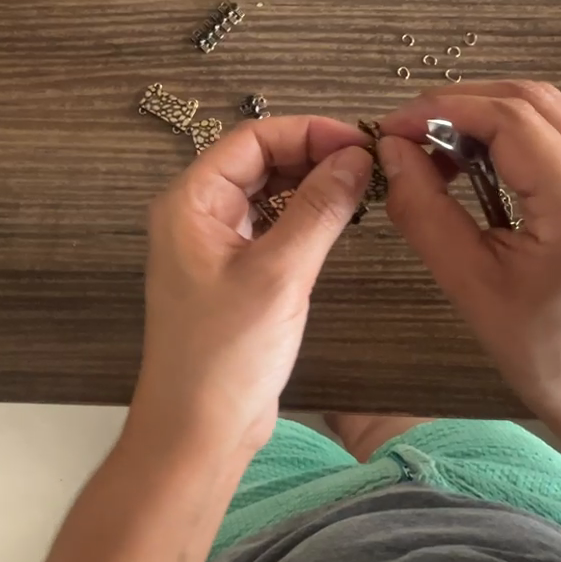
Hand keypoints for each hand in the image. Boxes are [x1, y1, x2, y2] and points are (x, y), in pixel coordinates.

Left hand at [131, 117, 373, 455]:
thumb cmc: (226, 353)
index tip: (361, 141)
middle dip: (313, 155)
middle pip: (259, 161)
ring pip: (268, 193)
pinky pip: (271, 226)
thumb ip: (319, 209)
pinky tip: (339, 218)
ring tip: (363, 186)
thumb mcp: (279, 274)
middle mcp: (197, 214)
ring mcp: (214, 244)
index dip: (307, 132)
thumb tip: (358, 157)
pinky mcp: (234, 272)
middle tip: (371, 165)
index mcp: (190, 201)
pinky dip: (304, 217)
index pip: (251, 140)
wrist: (199, 429)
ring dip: (312, 185)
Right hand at [377, 81, 560, 429]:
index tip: (393, 128)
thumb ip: (423, 210)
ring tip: (436, 147)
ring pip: (551, 109)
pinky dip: (510, 131)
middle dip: (461, 103)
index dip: (445, 110)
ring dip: (485, 113)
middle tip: (408, 132)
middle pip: (535, 101)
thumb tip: (391, 150)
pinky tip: (475, 160)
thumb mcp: (466, 283)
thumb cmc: (535, 347)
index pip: (514, 122)